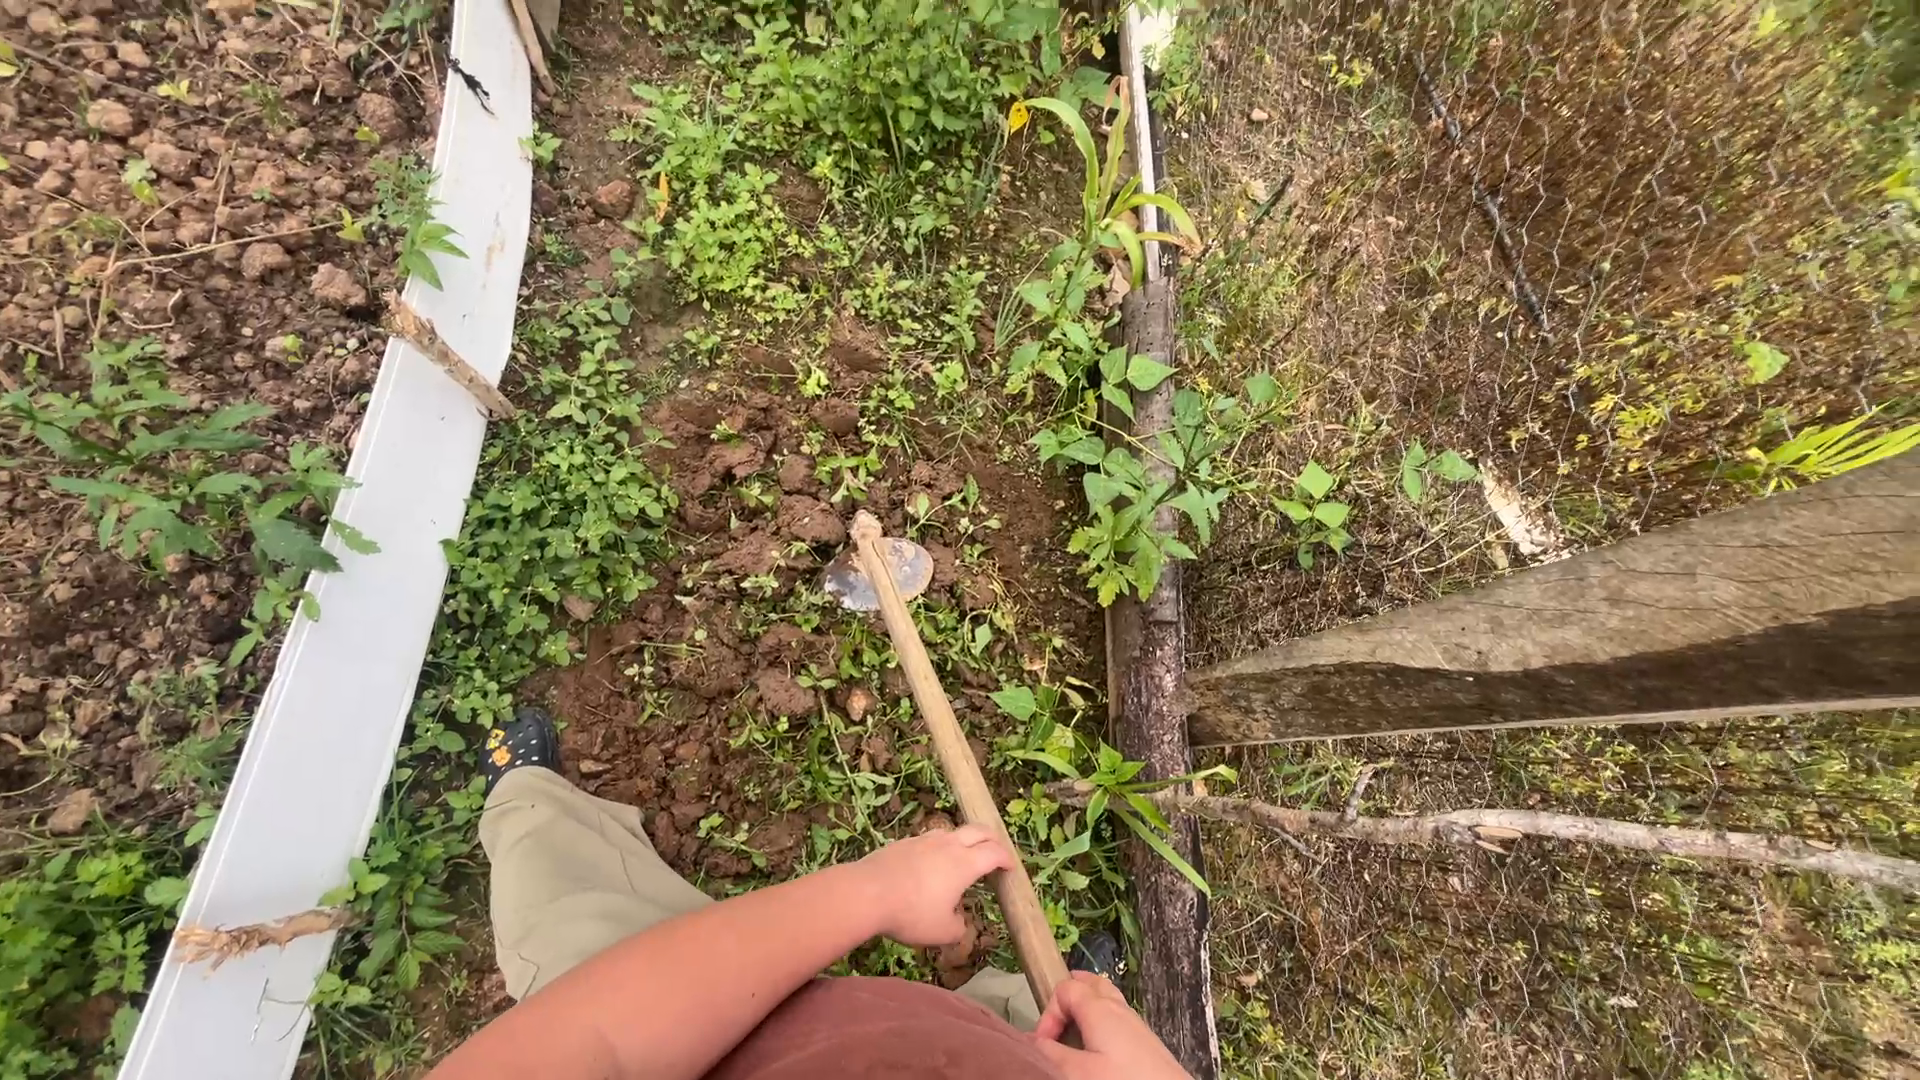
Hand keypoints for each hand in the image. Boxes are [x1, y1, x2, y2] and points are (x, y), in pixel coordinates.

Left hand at [853, 824, 1011, 945]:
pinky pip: (930, 840)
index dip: (1006, 859)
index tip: (1011, 867)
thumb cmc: (911, 913)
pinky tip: (932, 863)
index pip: (994, 853)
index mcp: (964, 863)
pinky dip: (940, 847)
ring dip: (964, 840)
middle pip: (977, 830)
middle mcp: (948, 845)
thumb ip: (958, 927)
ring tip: (964, 855)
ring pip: (952, 832)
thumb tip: (960, 920)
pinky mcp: (904, 842)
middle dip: (991, 839)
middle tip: (996, 850)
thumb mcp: (942, 931)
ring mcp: (924, 840)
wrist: (867, 892)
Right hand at [1032, 972, 1189, 1079]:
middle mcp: (1117, 1007)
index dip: (1048, 1013)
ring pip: (1105, 998)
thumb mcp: (1080, 1074)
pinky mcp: (1145, 1040)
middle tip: (1056, 1023)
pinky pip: (1117, 1016)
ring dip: (1085, 1009)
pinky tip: (1099, 1049)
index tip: (1043, 1045)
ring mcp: (1134, 1022)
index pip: (1064, 988)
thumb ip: (1053, 1055)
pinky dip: (1101, 1022)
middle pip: (1090, 982)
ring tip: (1074, 1033)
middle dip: (1069, 997)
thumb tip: (1033, 1042)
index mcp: (1098, 1007)